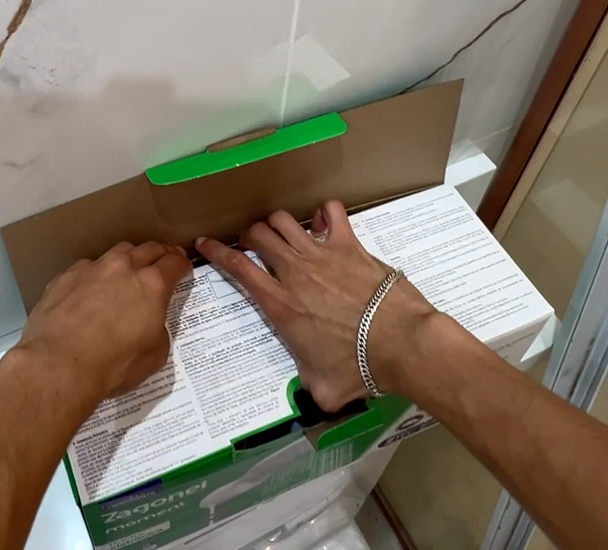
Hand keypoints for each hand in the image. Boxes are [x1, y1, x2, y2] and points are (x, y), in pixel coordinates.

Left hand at [17, 241, 191, 400]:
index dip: (182, 264)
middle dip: (160, 254)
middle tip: (164, 261)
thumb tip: (150, 324)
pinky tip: (91, 290)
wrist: (59, 363)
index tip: (184, 267)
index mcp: (152, 285)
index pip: (174, 263)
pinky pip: (87, 267)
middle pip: (148, 249)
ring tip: (128, 271)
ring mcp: (92, 268)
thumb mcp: (155, 356)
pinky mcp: (65, 276)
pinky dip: (96, 275)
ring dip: (128, 259)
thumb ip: (158, 330)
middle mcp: (123, 267)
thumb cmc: (114, 364)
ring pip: (117, 252)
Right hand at [196, 201, 435, 409]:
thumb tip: (310, 395)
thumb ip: (308, 385)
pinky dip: (324, 213)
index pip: (237, 268)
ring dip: (278, 224)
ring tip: (283, 234)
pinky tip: (325, 224)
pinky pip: (331, 212)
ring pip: (284, 220)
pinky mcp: (349, 244)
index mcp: (280, 305)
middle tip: (253, 245)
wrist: (402, 344)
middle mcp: (294, 272)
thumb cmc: (360, 369)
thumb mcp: (323, 389)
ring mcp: (321, 253)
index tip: (205, 243)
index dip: (216, 252)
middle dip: (249, 235)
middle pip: (257, 234)